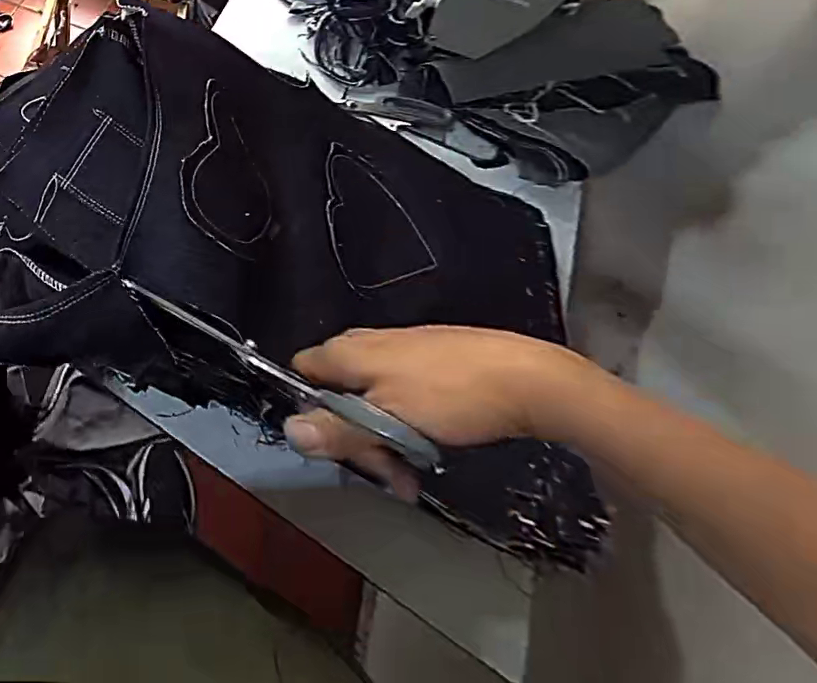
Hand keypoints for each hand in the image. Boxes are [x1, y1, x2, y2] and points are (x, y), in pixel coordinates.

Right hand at [283, 326, 599, 495]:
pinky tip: (430, 445)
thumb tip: (289, 430)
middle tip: (389, 473)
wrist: (527, 378)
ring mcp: (397, 349)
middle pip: (335, 393)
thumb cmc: (451, 396)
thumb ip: (338, 429)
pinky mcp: (426, 359)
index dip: (310, 411)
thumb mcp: (388, 422)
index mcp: (344, 350)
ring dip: (382, 440)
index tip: (337, 446)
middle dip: (355, 438)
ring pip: (368, 400)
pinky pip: (397, 394)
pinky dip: (405, 424)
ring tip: (413, 473)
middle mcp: (364, 343)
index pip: (300, 374)